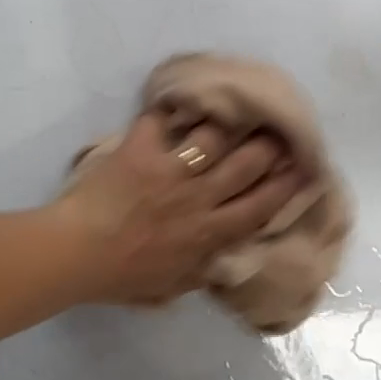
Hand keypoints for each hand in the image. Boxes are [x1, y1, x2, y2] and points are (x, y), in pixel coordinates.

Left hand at [51, 109, 305, 304]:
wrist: (78, 252)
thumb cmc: (123, 277)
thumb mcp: (176, 285)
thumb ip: (204, 268)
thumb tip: (224, 255)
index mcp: (210, 234)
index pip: (260, 207)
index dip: (285, 187)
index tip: (302, 169)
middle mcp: (198, 198)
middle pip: (245, 166)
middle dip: (267, 146)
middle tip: (278, 130)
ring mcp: (170, 170)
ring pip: (212, 138)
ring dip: (228, 121)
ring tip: (237, 106)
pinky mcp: (140, 150)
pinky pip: (161, 120)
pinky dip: (170, 106)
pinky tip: (179, 94)